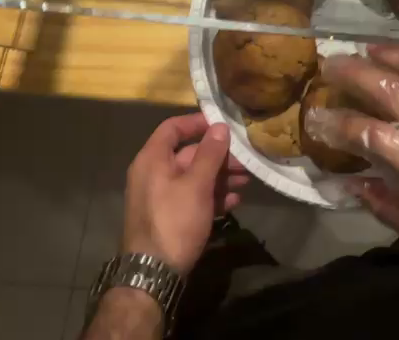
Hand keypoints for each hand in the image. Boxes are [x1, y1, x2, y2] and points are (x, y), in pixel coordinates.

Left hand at [120, 113, 250, 274]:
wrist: (153, 276)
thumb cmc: (174, 221)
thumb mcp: (196, 184)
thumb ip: (210, 153)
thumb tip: (220, 126)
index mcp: (152, 160)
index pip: (173, 127)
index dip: (197, 122)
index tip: (223, 124)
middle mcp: (153, 174)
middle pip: (189, 154)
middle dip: (219, 156)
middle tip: (245, 161)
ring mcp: (161, 198)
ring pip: (194, 178)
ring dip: (220, 177)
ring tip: (246, 181)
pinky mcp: (169, 218)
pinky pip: (193, 198)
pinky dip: (212, 197)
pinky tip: (234, 202)